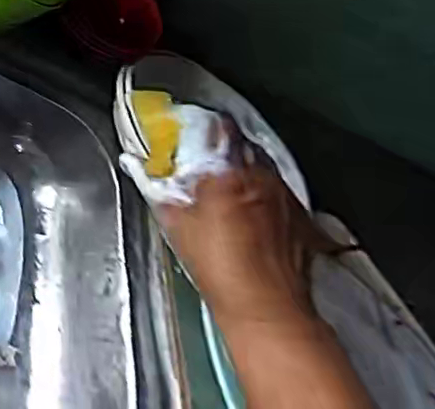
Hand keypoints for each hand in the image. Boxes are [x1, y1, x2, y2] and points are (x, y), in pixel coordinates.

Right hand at [124, 113, 326, 329]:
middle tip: (205, 161)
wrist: (268, 311)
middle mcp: (258, 174)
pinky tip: (252, 209)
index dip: (203, 124)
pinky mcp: (300, 215)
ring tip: (228, 185)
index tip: (191, 131)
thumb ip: (154, 185)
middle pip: (239, 143)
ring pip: (260, 164)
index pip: (218, 126)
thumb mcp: (174, 223)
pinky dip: (263, 190)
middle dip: (222, 148)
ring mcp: (283, 194)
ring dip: (244, 168)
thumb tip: (134, 163)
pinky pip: (277, 188)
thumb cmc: (217, 267)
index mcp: (225, 170)